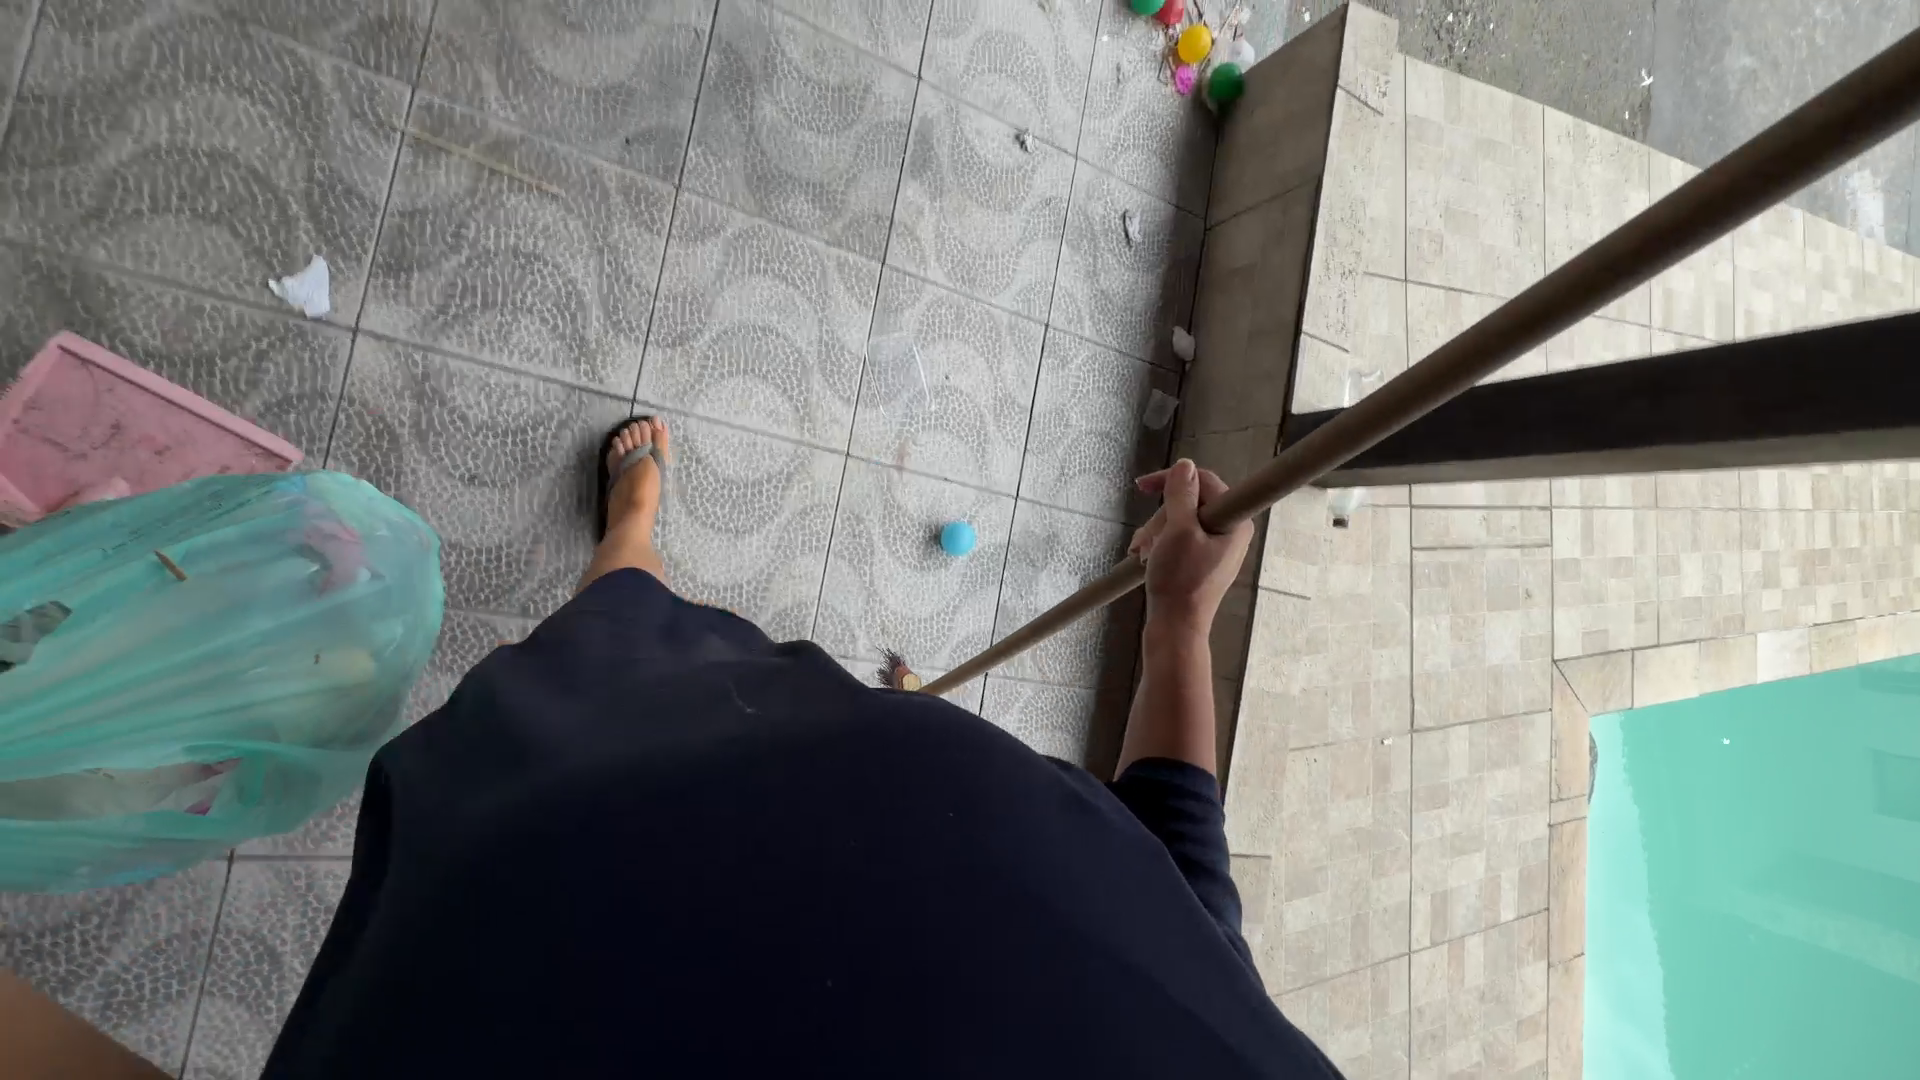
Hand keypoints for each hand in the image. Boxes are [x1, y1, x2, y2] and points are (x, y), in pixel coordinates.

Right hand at [1127, 459, 1253, 632]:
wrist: (1176, 627)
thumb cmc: (1179, 580)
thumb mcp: (1177, 531)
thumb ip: (1181, 495)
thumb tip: (1185, 466)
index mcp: (1234, 521)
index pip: (1204, 481)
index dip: (1172, 479)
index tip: (1141, 487)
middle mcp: (1229, 531)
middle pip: (1188, 502)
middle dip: (1160, 517)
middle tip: (1144, 539)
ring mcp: (1215, 547)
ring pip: (1178, 520)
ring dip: (1155, 532)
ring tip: (1142, 552)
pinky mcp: (1200, 560)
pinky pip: (1177, 539)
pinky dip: (1159, 544)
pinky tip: (1146, 557)